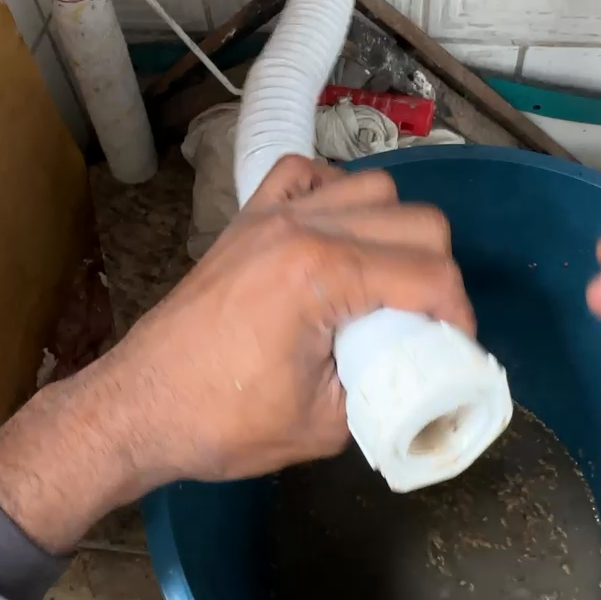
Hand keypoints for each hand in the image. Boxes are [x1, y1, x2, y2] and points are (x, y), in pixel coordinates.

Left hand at [0, 155, 472, 550]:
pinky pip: (305, 174)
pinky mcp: (247, 219)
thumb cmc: (222, 422)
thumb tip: (419, 369)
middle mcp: (300, 227)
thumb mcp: (326, 425)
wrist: (140, 405)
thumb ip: (386, 387)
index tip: (456, 348)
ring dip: (396, 230)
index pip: (431, 273)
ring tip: (387, 279)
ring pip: (370, 187)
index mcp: (321, 275)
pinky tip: (338, 233)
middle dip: (439, 273)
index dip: (460, 314)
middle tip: (428, 320)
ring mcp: (270, 216)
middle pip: (415, 219)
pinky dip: (335, 193)